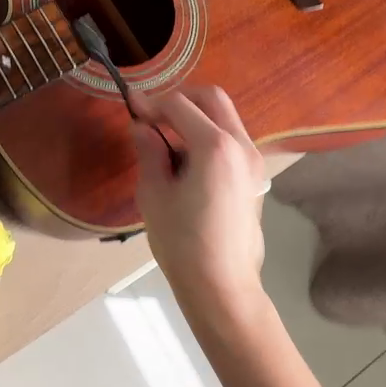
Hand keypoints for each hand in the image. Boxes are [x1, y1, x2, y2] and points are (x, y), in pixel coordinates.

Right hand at [128, 87, 267, 314]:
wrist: (222, 287)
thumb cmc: (182, 242)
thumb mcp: (153, 193)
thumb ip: (149, 151)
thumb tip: (142, 127)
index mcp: (215, 147)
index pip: (179, 105)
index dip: (151, 103)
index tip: (130, 109)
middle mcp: (241, 146)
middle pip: (212, 99)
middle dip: (179, 100)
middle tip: (153, 118)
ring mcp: (254, 162)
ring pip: (224, 118)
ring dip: (195, 119)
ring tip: (167, 145)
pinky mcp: (255, 178)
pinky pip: (231, 140)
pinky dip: (208, 136)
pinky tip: (186, 164)